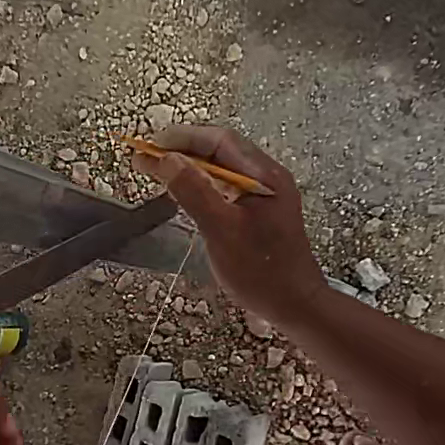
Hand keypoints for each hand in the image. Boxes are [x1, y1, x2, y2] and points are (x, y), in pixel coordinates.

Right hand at [135, 125, 327, 322]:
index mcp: (264, 176)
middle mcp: (268, 179)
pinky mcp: (262, 214)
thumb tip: (167, 159)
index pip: (220, 141)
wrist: (296, 306)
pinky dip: (204, 187)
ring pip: (224, 171)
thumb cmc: (261, 272)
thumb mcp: (221, 230)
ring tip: (159, 173)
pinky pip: (229, 189)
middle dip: (183, 152)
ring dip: (191, 169)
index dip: (183, 138)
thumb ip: (194, 192)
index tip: (151, 146)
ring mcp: (267, 196)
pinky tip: (186, 194)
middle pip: (222, 152)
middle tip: (148, 159)